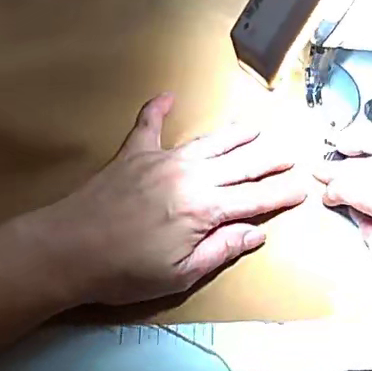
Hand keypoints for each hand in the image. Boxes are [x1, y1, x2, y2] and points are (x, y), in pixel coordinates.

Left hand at [17, 93, 308, 306]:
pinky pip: (148, 125)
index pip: (254, 199)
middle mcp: (190, 176)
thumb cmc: (124, 272)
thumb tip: (256, 233)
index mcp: (204, 209)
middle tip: (292, 152)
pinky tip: (168, 95)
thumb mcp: (179, 275)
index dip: (282, 194)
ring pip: (208, 142)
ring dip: (234, 134)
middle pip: (240, 164)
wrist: (67, 249)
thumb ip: (220, 250)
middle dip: (270, 159)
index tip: (304, 187)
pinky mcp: (133, 155)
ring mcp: (161, 160)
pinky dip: (158, 109)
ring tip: (255, 125)